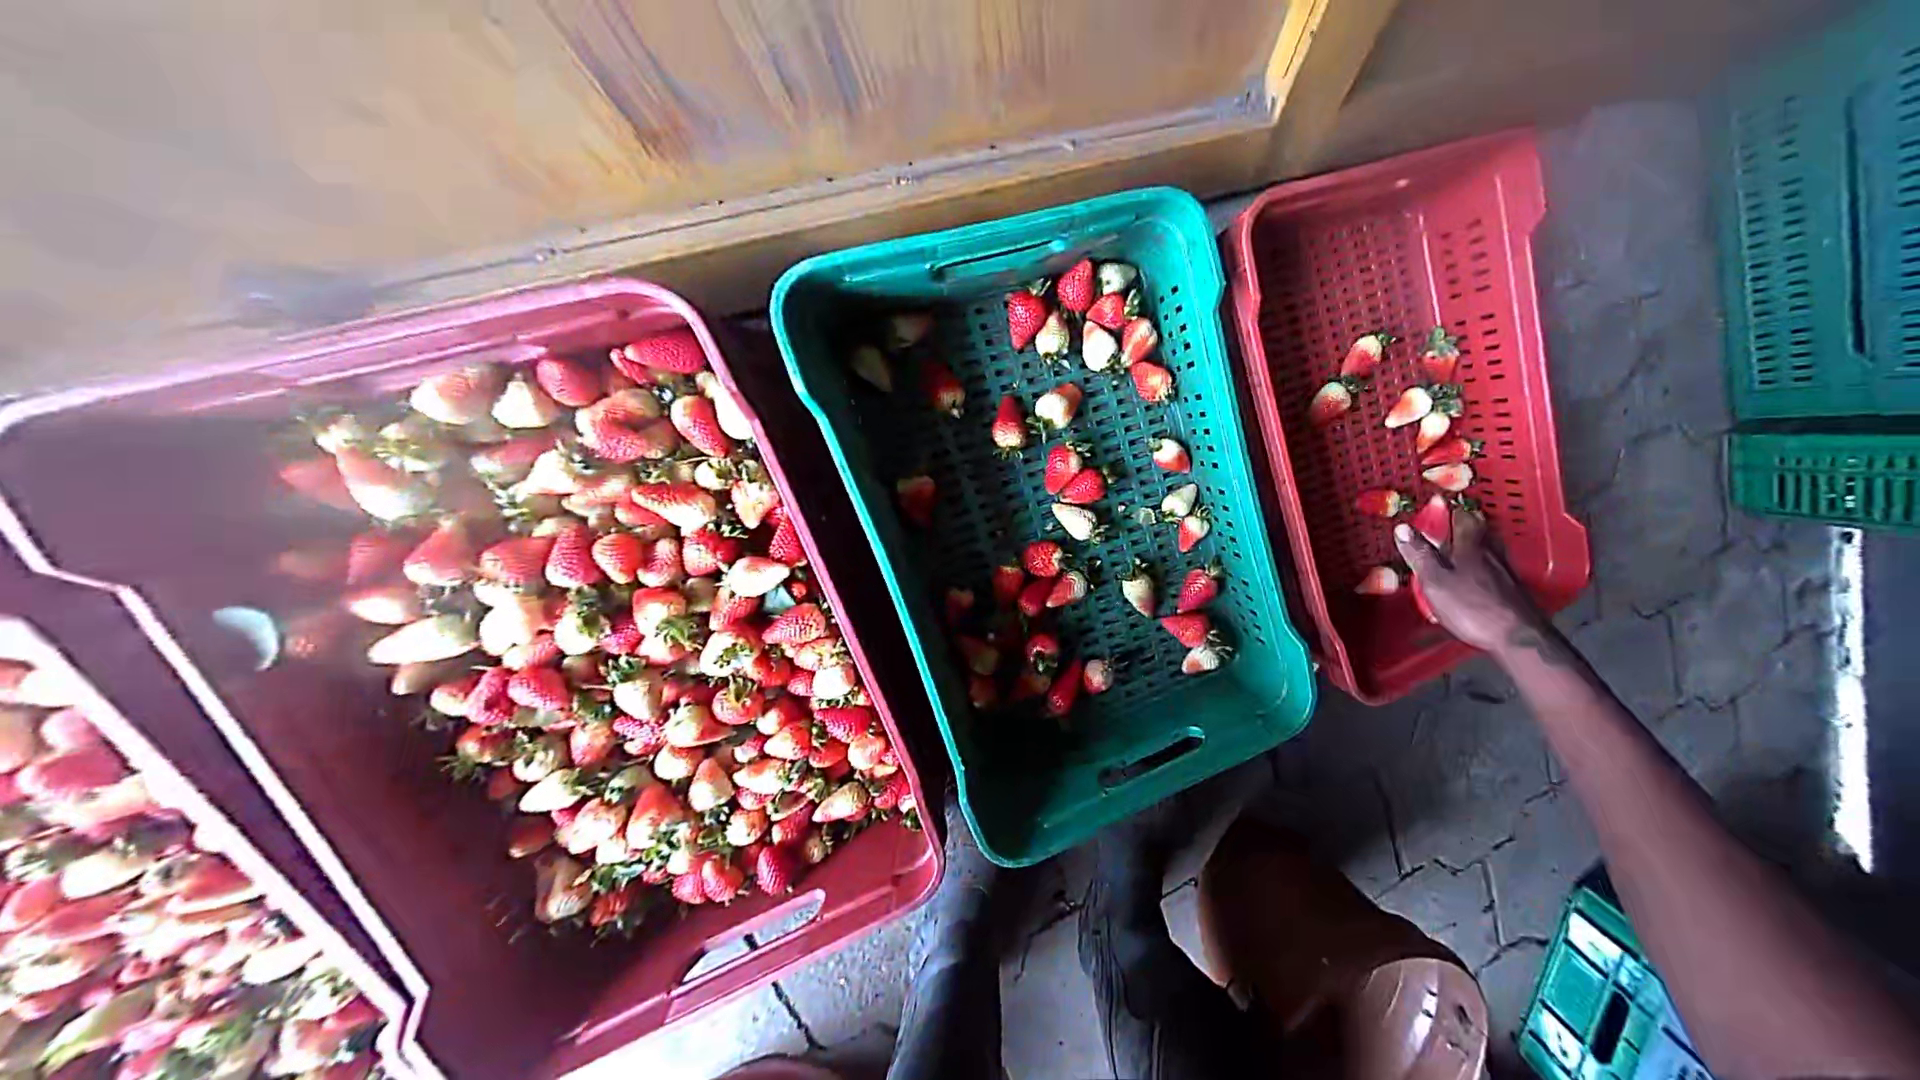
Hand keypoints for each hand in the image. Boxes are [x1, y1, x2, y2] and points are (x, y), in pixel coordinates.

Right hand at [1392, 509, 1546, 655]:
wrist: (1517, 637)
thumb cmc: (1471, 607)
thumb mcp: (1434, 581)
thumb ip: (1420, 554)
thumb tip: (1403, 529)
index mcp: (1470, 546)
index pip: (1461, 517)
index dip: (1448, 510)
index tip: (1436, 506)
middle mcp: (1491, 552)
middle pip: (1478, 529)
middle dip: (1462, 524)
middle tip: (1446, 524)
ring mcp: (1505, 570)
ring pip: (1486, 547)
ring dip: (1472, 543)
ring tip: (1455, 548)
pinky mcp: (1512, 587)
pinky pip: (1492, 565)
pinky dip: (1479, 563)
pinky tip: (1472, 575)